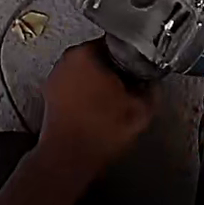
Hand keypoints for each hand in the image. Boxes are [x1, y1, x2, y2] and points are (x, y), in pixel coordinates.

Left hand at [36, 41, 154, 178]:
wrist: (67, 162)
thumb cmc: (101, 131)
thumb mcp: (141, 109)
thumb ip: (152, 87)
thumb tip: (152, 80)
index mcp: (86, 52)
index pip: (117, 42)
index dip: (133, 56)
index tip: (141, 70)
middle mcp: (67, 58)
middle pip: (102, 55)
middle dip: (117, 68)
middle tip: (131, 87)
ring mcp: (56, 76)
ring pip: (88, 70)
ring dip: (101, 80)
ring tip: (115, 101)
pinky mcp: (50, 94)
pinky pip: (76, 85)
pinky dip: (87, 92)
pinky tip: (99, 109)